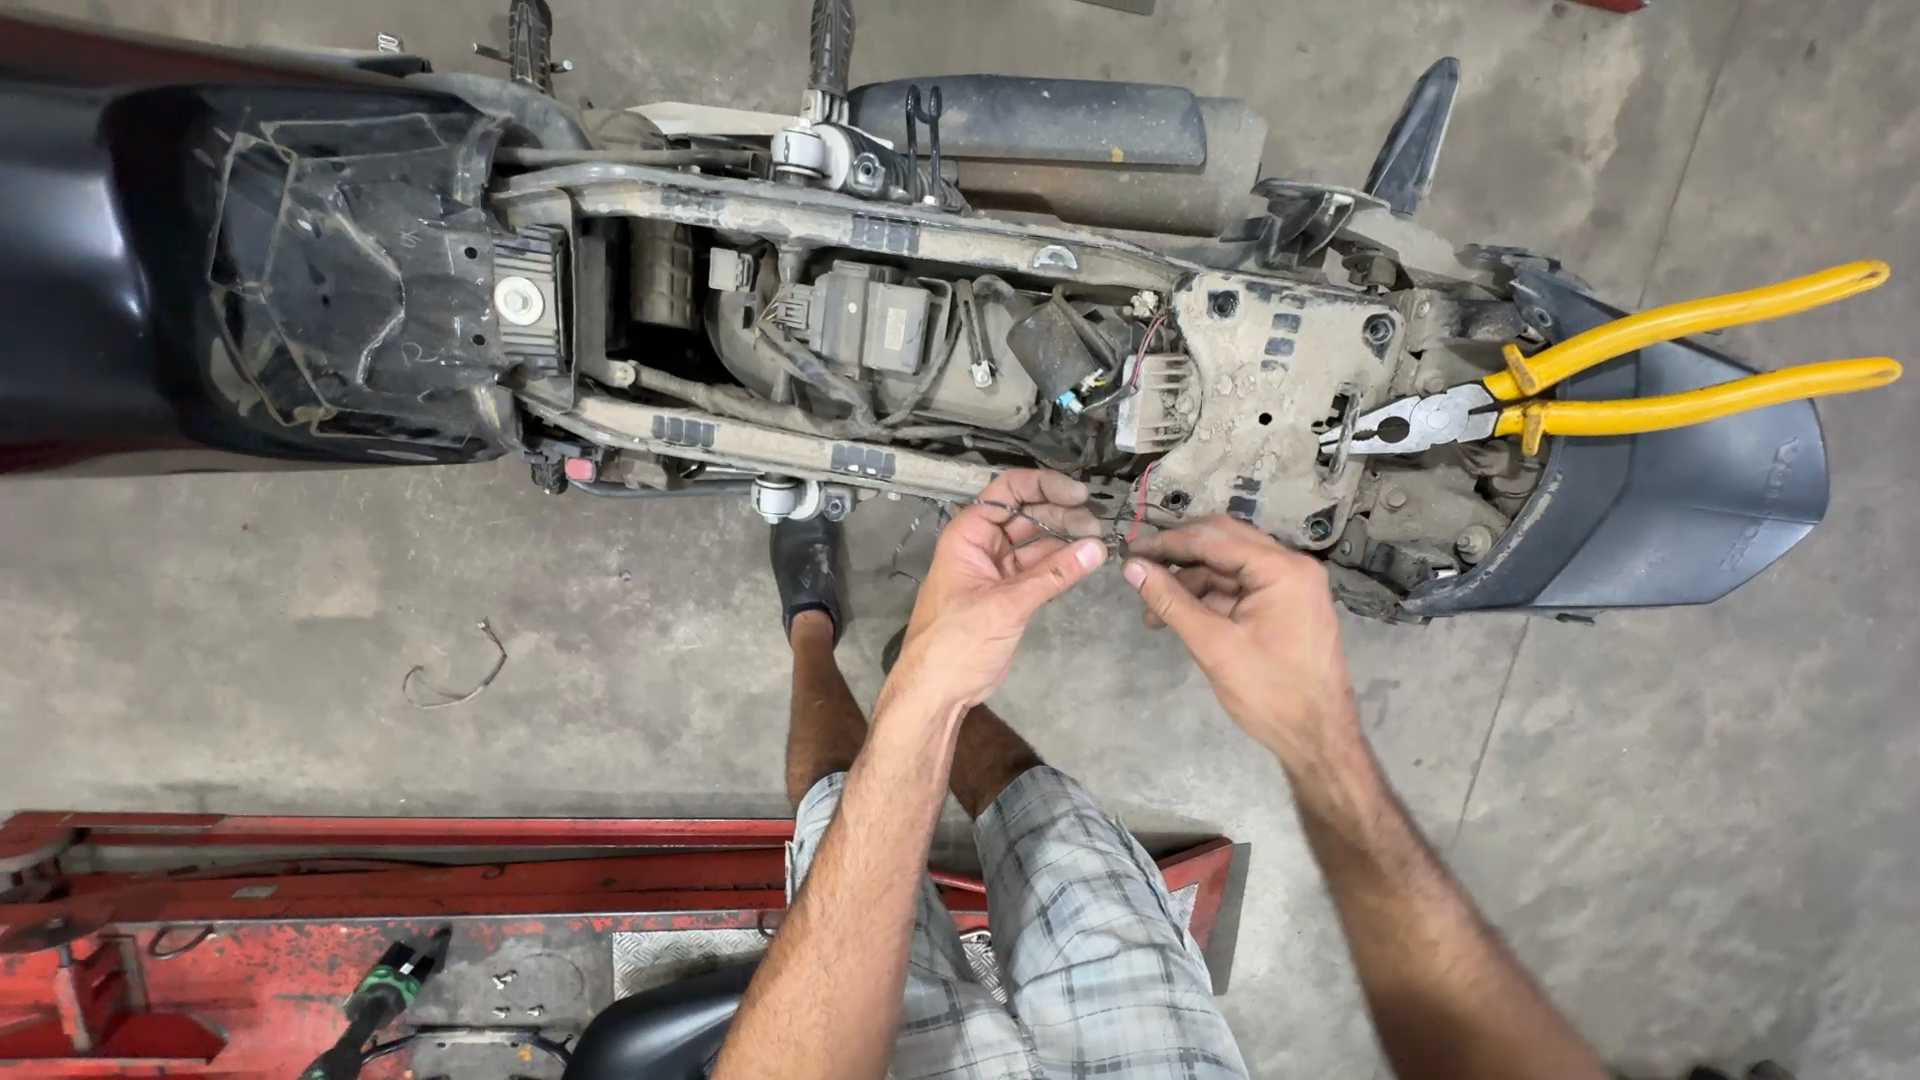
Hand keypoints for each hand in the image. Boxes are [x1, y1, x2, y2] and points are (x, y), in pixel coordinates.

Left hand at [885, 469, 1107, 718]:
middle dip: (1061, 514)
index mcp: (967, 535)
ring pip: (1035, 541)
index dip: (1043, 486)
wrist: (937, 690)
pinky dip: (1060, 565)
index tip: (1079, 494)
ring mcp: (996, 570)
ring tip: (1099, 540)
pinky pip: (1038, 568)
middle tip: (1098, 522)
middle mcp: (981, 545)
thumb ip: (1053, 575)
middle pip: (1025, 514)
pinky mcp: (1009, 594)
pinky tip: (1085, 561)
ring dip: (1065, 539)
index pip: (1007, 492)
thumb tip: (1096, 548)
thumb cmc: (956, 642)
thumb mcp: (1005, 605)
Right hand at [1122, 515, 1361, 774]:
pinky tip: (1177, 616)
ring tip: (1152, 610)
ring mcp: (1289, 585)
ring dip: (1189, 581)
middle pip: (1223, 542)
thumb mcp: (1213, 646)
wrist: (1318, 739)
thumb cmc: (1270, 693)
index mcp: (1283, 570)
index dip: (1168, 542)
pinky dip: (1206, 598)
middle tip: (1138, 567)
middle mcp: (1290, 567)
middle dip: (1178, 555)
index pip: (1215, 539)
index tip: (1130, 550)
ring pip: (1226, 566)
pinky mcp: (1282, 604)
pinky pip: (1237, 588)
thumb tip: (1132, 567)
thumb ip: (1171, 601)